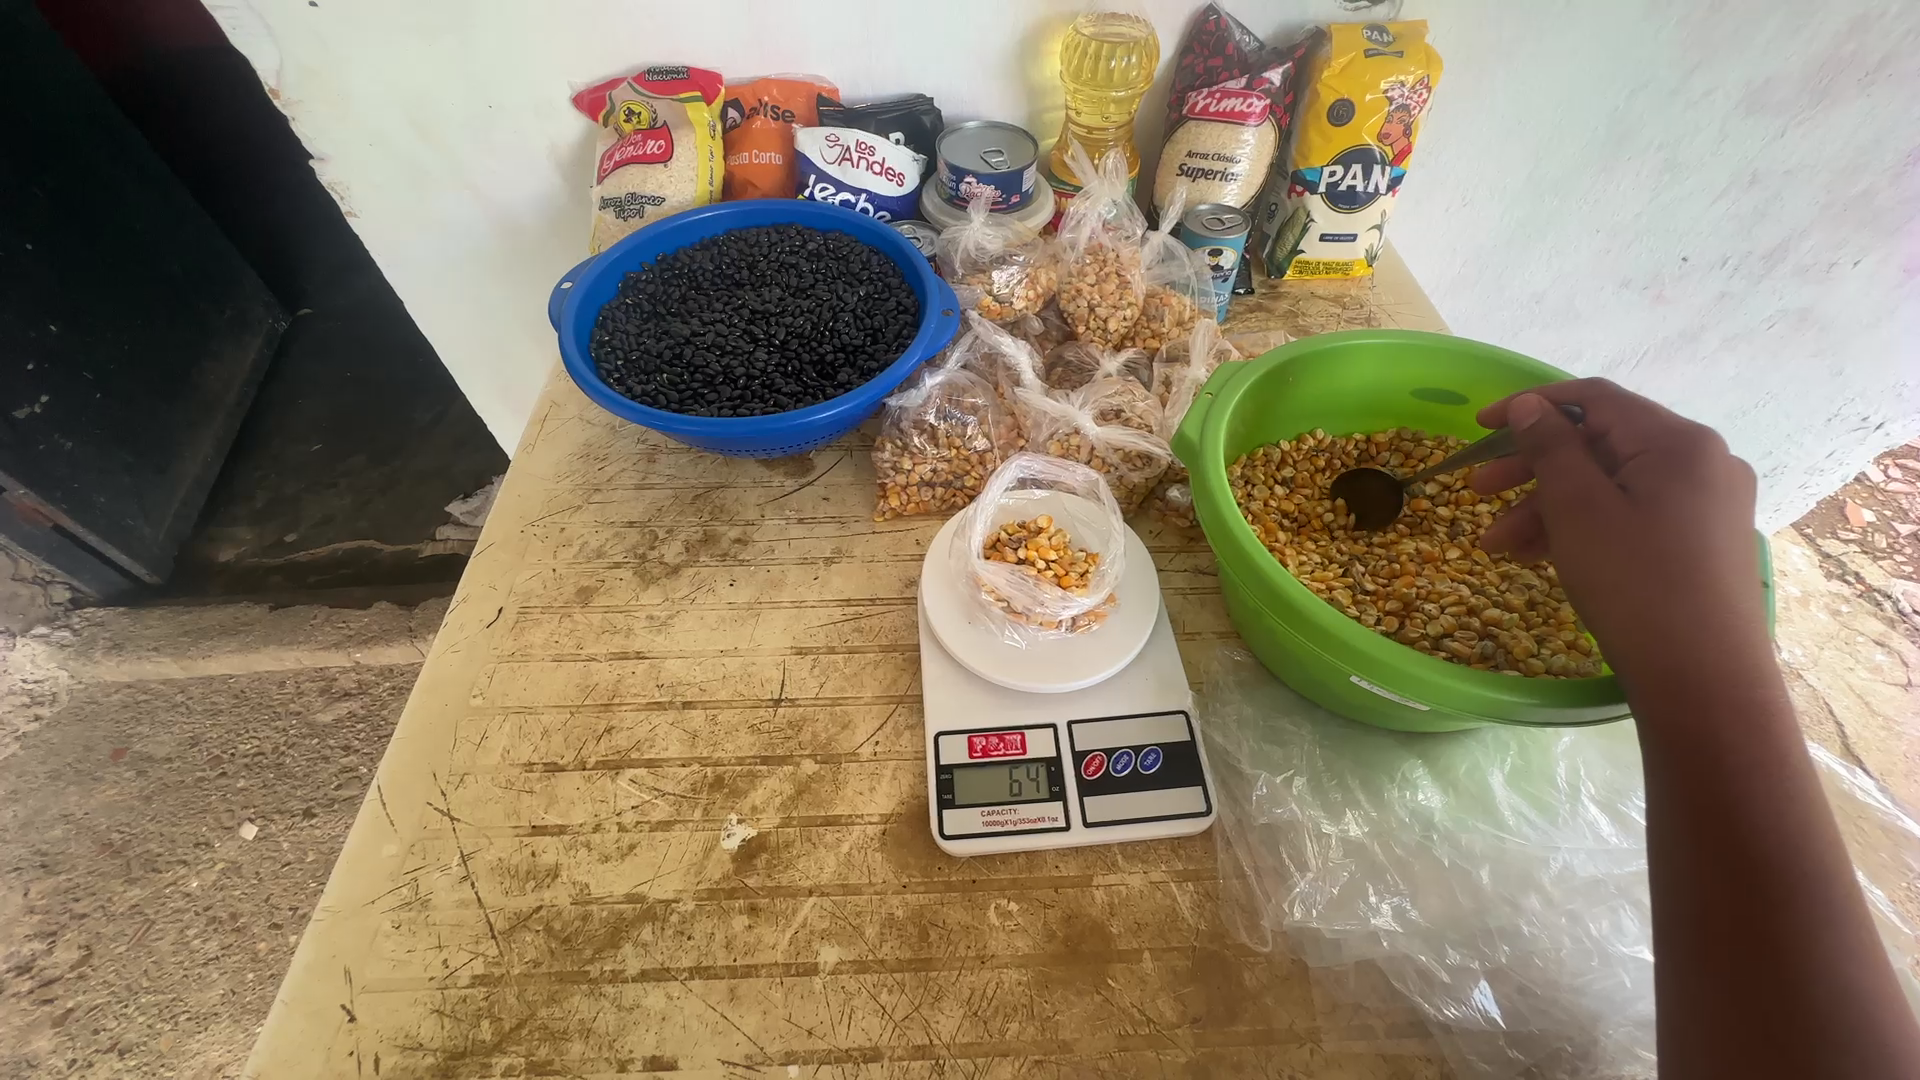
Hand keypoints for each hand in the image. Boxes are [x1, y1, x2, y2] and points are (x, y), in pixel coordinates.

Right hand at [1469, 379, 1767, 683]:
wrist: (1699, 670)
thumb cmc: (1631, 577)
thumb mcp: (1576, 506)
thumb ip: (1551, 447)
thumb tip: (1530, 404)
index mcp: (1676, 442)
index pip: (1595, 399)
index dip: (1531, 405)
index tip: (1478, 426)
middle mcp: (1699, 461)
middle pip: (1598, 444)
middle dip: (1531, 465)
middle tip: (1476, 490)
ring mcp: (1702, 501)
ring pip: (1606, 484)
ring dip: (1544, 505)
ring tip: (1498, 542)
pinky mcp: (1695, 537)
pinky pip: (1625, 512)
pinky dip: (1577, 525)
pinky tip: (1535, 554)